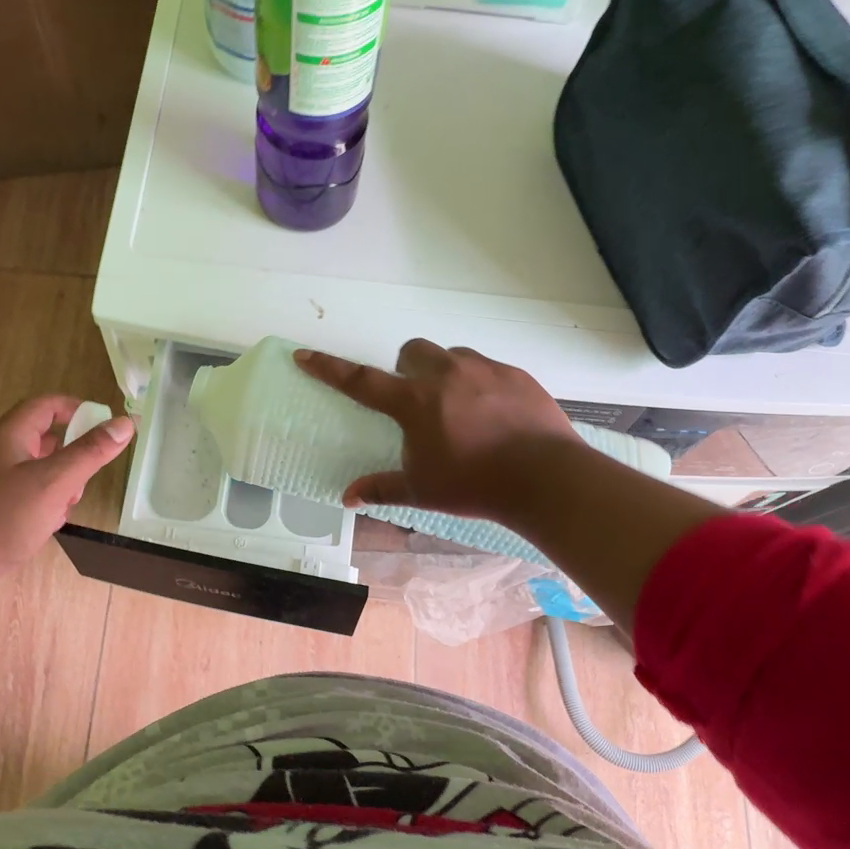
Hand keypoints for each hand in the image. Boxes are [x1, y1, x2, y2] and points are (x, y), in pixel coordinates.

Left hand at [0, 395, 133, 585]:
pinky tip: (45, 522)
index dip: (78, 410)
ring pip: (35, 466)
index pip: (46, 404)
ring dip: (58, 482)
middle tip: (83, 480)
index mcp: (7, 433)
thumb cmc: (5, 518)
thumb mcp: (55, 483)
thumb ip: (91, 452)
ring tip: (63, 508)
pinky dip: (40, 498)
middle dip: (71, 457)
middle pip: (43, 437)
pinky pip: (21, 487)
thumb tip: (126, 422)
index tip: (104, 428)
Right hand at [294, 339, 582, 522]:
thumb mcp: (422, 490)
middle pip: (412, 351)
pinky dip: (480, 385)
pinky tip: (492, 416)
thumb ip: (383, 487)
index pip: (361, 380)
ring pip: (452, 356)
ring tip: (457, 409)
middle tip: (416, 401)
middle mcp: (446, 374)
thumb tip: (348, 497)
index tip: (305, 355)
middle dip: (406, 369)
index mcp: (415, 401)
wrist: (544, 478)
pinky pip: (488, 368)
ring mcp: (485, 370)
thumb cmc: (474, 485)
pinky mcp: (516, 375)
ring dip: (444, 374)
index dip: (330, 368)